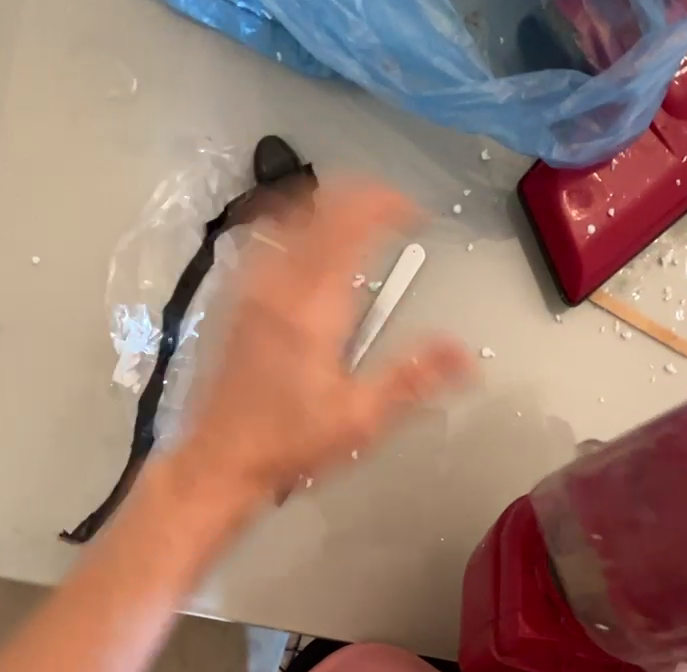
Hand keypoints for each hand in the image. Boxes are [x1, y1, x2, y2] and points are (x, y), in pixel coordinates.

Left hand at [173, 181, 474, 497]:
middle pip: (318, 205)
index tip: (418, 215)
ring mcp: (249, 287)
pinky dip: (296, 224)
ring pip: (287, 214)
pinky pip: (265, 237)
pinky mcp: (233, 299)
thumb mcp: (361, 417)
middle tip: (394, 209)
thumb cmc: (291, 442)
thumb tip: (467, 355)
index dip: (389, 205)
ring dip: (327, 205)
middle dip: (361, 195)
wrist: (219, 459)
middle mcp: (277, 283)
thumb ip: (414, 378)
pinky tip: (308, 244)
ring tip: (358, 218)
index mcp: (313, 305)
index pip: (352, 223)